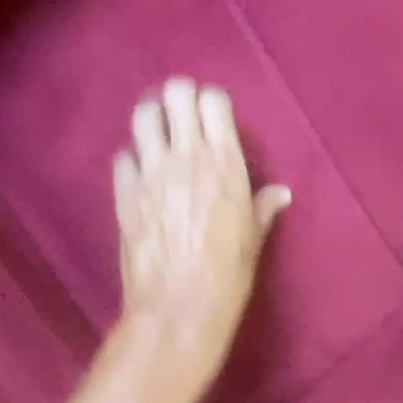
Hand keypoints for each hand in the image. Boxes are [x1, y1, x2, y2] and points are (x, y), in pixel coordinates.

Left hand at [113, 78, 290, 382]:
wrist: (178, 308)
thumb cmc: (228, 273)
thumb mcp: (254, 238)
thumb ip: (263, 207)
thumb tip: (280, 193)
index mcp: (224, 161)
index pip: (213, 100)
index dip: (211, 102)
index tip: (213, 116)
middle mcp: (186, 156)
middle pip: (175, 94)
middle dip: (178, 97)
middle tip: (182, 115)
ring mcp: (151, 172)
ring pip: (142, 115)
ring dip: (151, 118)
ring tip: (157, 132)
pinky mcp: (124, 193)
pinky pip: (122, 158)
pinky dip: (131, 160)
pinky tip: (139, 175)